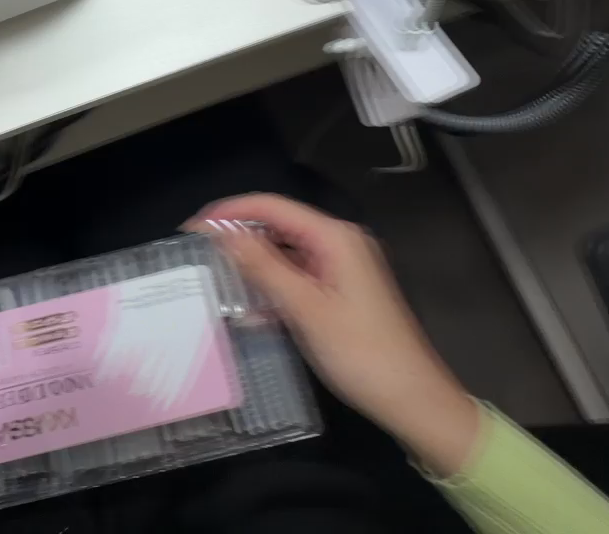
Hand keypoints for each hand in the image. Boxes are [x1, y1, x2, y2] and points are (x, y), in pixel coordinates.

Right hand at [190, 194, 481, 476]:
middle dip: (239, 235)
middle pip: (278, 224)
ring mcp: (342, 265)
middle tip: (198, 253)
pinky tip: (249, 303)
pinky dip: (273, 282)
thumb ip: (263, 266)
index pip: (272, 206)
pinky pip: (298, 272)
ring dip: (254, 260)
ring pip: (286, 249)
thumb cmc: (361, 353)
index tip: (192, 227)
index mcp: (334, 236)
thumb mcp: (305, 309)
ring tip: (216, 274)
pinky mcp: (342, 288)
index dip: (230, 211)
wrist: (415, 402)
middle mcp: (339, 241)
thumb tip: (221, 232)